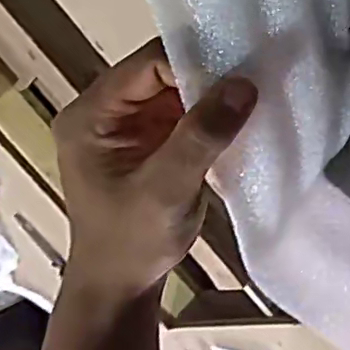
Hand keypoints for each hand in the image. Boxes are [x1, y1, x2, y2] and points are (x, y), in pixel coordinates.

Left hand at [51, 38, 256, 299]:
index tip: (240, 75)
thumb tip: (245, 84)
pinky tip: (245, 114)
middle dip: (211, 72)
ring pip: (184, 85)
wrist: (123, 286)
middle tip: (256, 78)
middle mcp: (110, 109)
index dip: (195, 63)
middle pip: (167, 68)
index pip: (150, 63)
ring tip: (257, 93)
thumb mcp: (166, 188)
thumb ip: (201, 135)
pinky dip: (219, 109)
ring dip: (218, 90)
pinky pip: (193, 106)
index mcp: (92, 115)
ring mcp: (135, 123)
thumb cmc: (132, 241)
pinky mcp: (159, 136)